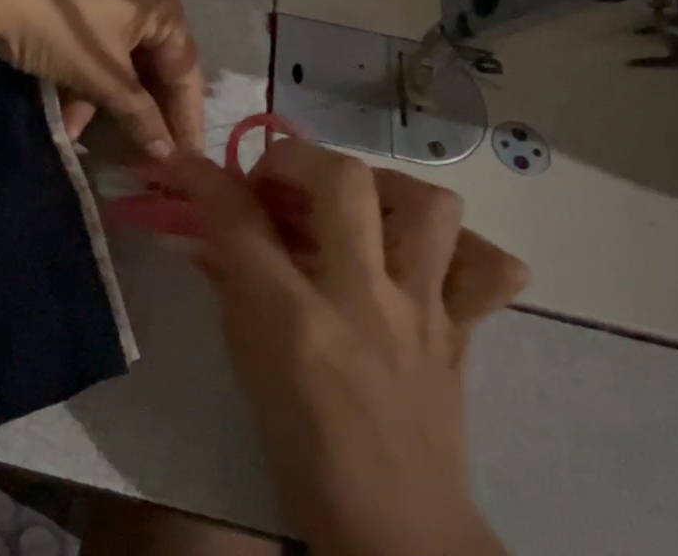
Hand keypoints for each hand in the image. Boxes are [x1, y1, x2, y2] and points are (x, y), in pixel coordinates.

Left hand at [0, 0, 204, 159]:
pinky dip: (83, 89)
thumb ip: (139, 114)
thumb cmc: (60, 29)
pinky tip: (68, 124)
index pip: (184, 68)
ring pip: (118, 67)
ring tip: (96, 145)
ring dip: (105, 107)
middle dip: (141, 114)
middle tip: (147, 158)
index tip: (189, 160)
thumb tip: (167, 155)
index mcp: (162, 2)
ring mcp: (103, 4)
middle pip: (151, 68)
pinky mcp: (71, 15)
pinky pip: (92, 57)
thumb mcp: (103, 75)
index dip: (184, 117)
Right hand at [160, 139, 527, 555]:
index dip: (204, 177)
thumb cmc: (300, 444)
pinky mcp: (463, 330)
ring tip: (356, 207)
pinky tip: (425, 256)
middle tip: (276, 181)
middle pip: (342, 182)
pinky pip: (491, 270)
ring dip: (384, 188)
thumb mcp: (245, 359)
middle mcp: (362, 300)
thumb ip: (231, 285)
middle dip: (296, 158)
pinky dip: (463, 249)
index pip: (240, 220)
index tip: (186, 161)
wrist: (391, 520)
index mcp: (293, 318)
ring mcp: (423, 312)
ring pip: (429, 206)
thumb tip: (215, 234)